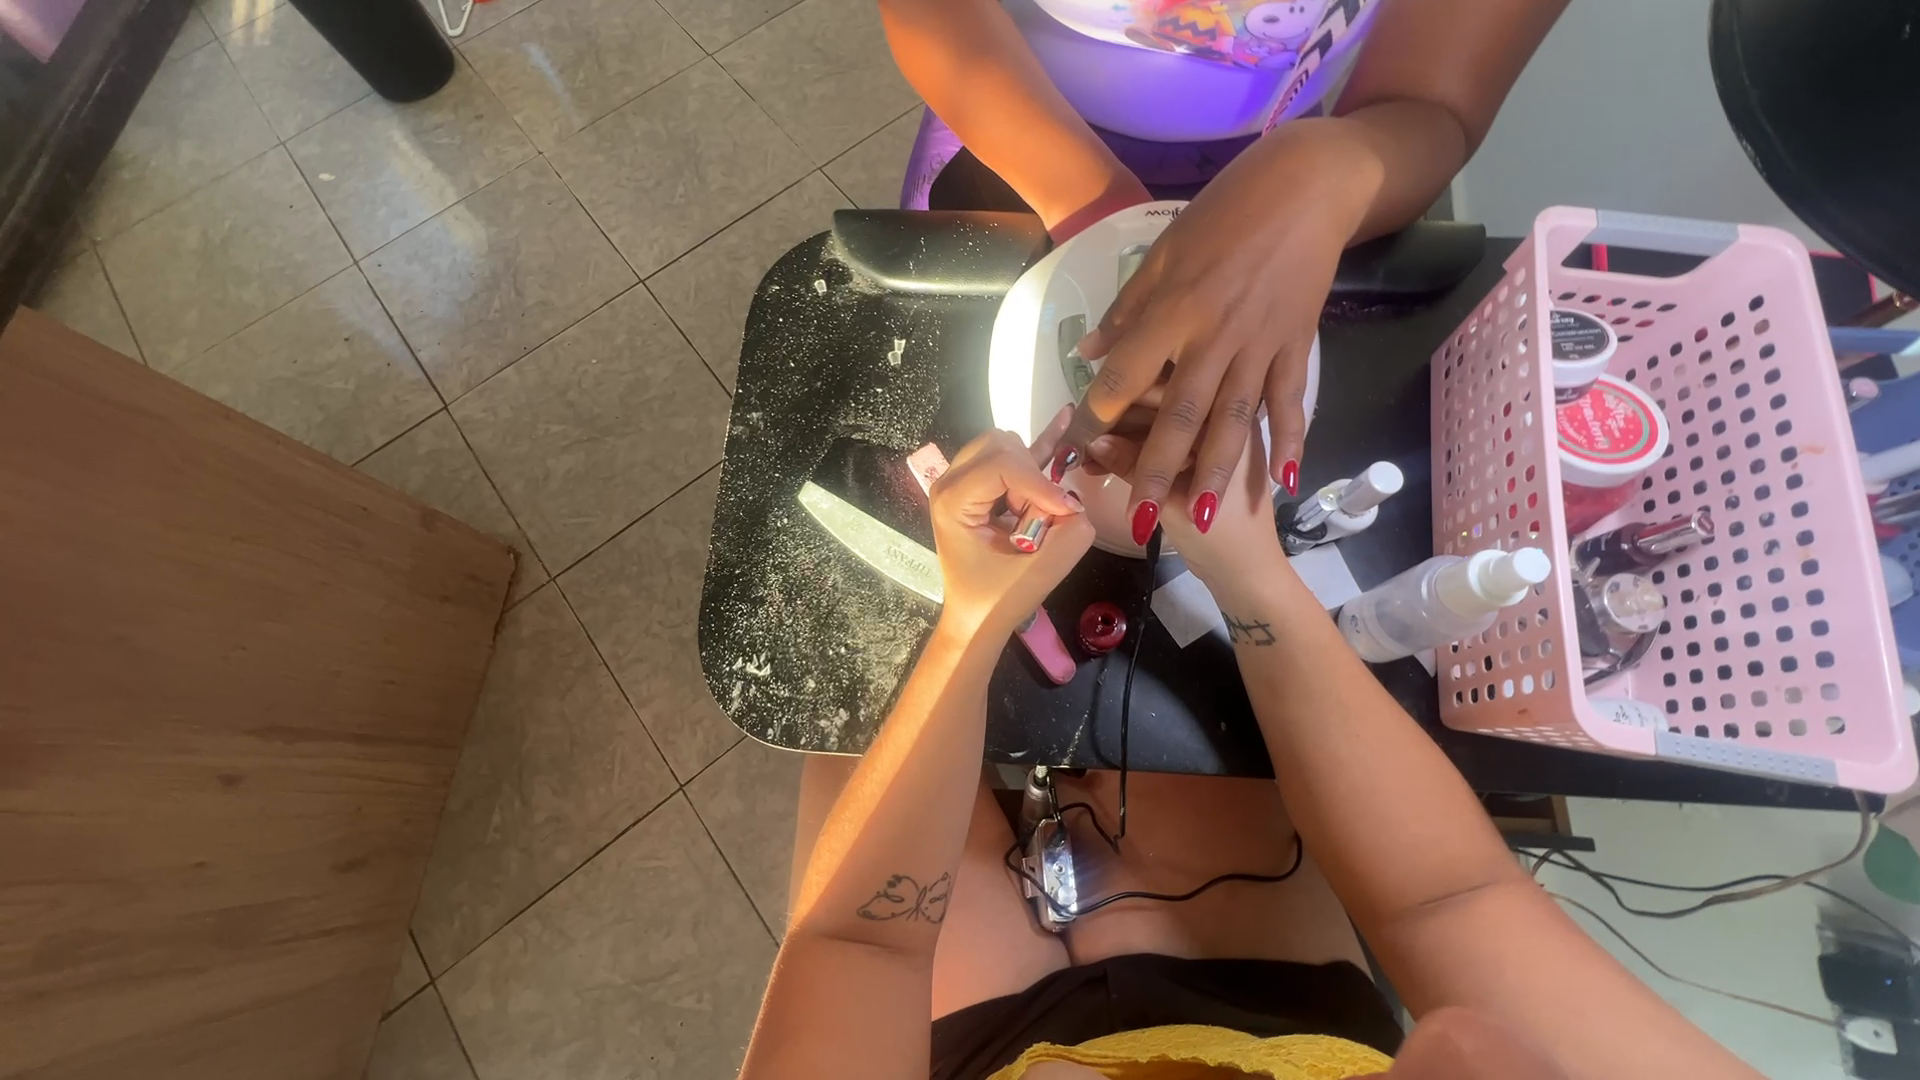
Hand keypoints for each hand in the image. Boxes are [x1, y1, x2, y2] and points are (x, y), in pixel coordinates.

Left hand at [931, 411, 1093, 637]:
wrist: (976, 620)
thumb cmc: (998, 600)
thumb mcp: (1040, 571)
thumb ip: (1070, 534)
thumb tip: (1075, 504)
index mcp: (952, 500)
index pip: (1003, 465)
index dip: (1039, 485)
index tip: (1066, 512)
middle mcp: (950, 482)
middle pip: (1001, 445)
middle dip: (1030, 477)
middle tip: (1038, 517)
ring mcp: (963, 481)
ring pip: (1008, 448)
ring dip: (1030, 477)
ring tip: (1031, 516)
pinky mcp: (983, 486)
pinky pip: (1013, 456)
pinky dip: (1038, 446)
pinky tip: (1065, 420)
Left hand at [1055, 119, 1383, 542]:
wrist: (1308, 186)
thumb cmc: (1224, 213)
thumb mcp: (1163, 252)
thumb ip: (1126, 311)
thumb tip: (1088, 355)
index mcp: (1173, 311)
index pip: (1125, 378)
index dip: (1098, 416)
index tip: (1077, 449)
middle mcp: (1214, 338)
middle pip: (1179, 415)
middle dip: (1157, 470)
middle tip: (1139, 518)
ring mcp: (1260, 347)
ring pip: (1233, 420)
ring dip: (1215, 471)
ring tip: (1198, 516)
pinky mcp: (1297, 347)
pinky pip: (1290, 402)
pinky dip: (1290, 442)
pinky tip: (1287, 482)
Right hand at [1086, 423, 1284, 591]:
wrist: (1249, 572)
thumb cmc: (1221, 538)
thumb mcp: (1170, 502)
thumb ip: (1134, 468)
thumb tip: (1092, 442)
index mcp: (1225, 418)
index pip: (1165, 393)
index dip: (1121, 407)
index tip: (1085, 424)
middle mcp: (1221, 415)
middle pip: (1158, 406)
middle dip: (1116, 425)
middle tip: (1081, 446)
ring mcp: (1211, 434)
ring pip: (1156, 425)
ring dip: (1121, 440)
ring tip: (1089, 460)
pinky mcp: (1200, 454)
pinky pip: (1164, 442)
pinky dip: (1135, 452)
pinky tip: (1105, 463)